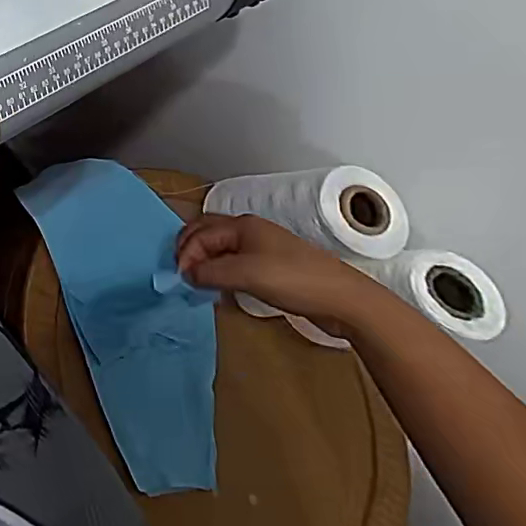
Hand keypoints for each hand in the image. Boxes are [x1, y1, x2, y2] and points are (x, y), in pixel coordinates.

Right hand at [174, 212, 388, 329]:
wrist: (345, 301)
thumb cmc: (294, 280)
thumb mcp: (246, 274)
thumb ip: (211, 272)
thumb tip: (186, 274)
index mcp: (242, 225)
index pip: (200, 233)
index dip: (186, 253)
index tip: (180, 277)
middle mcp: (250, 231)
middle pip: (207, 233)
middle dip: (190, 249)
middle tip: (180, 272)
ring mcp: (262, 248)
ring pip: (221, 248)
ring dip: (205, 260)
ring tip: (197, 280)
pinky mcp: (272, 267)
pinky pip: (235, 261)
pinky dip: (221, 270)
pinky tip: (221, 286)